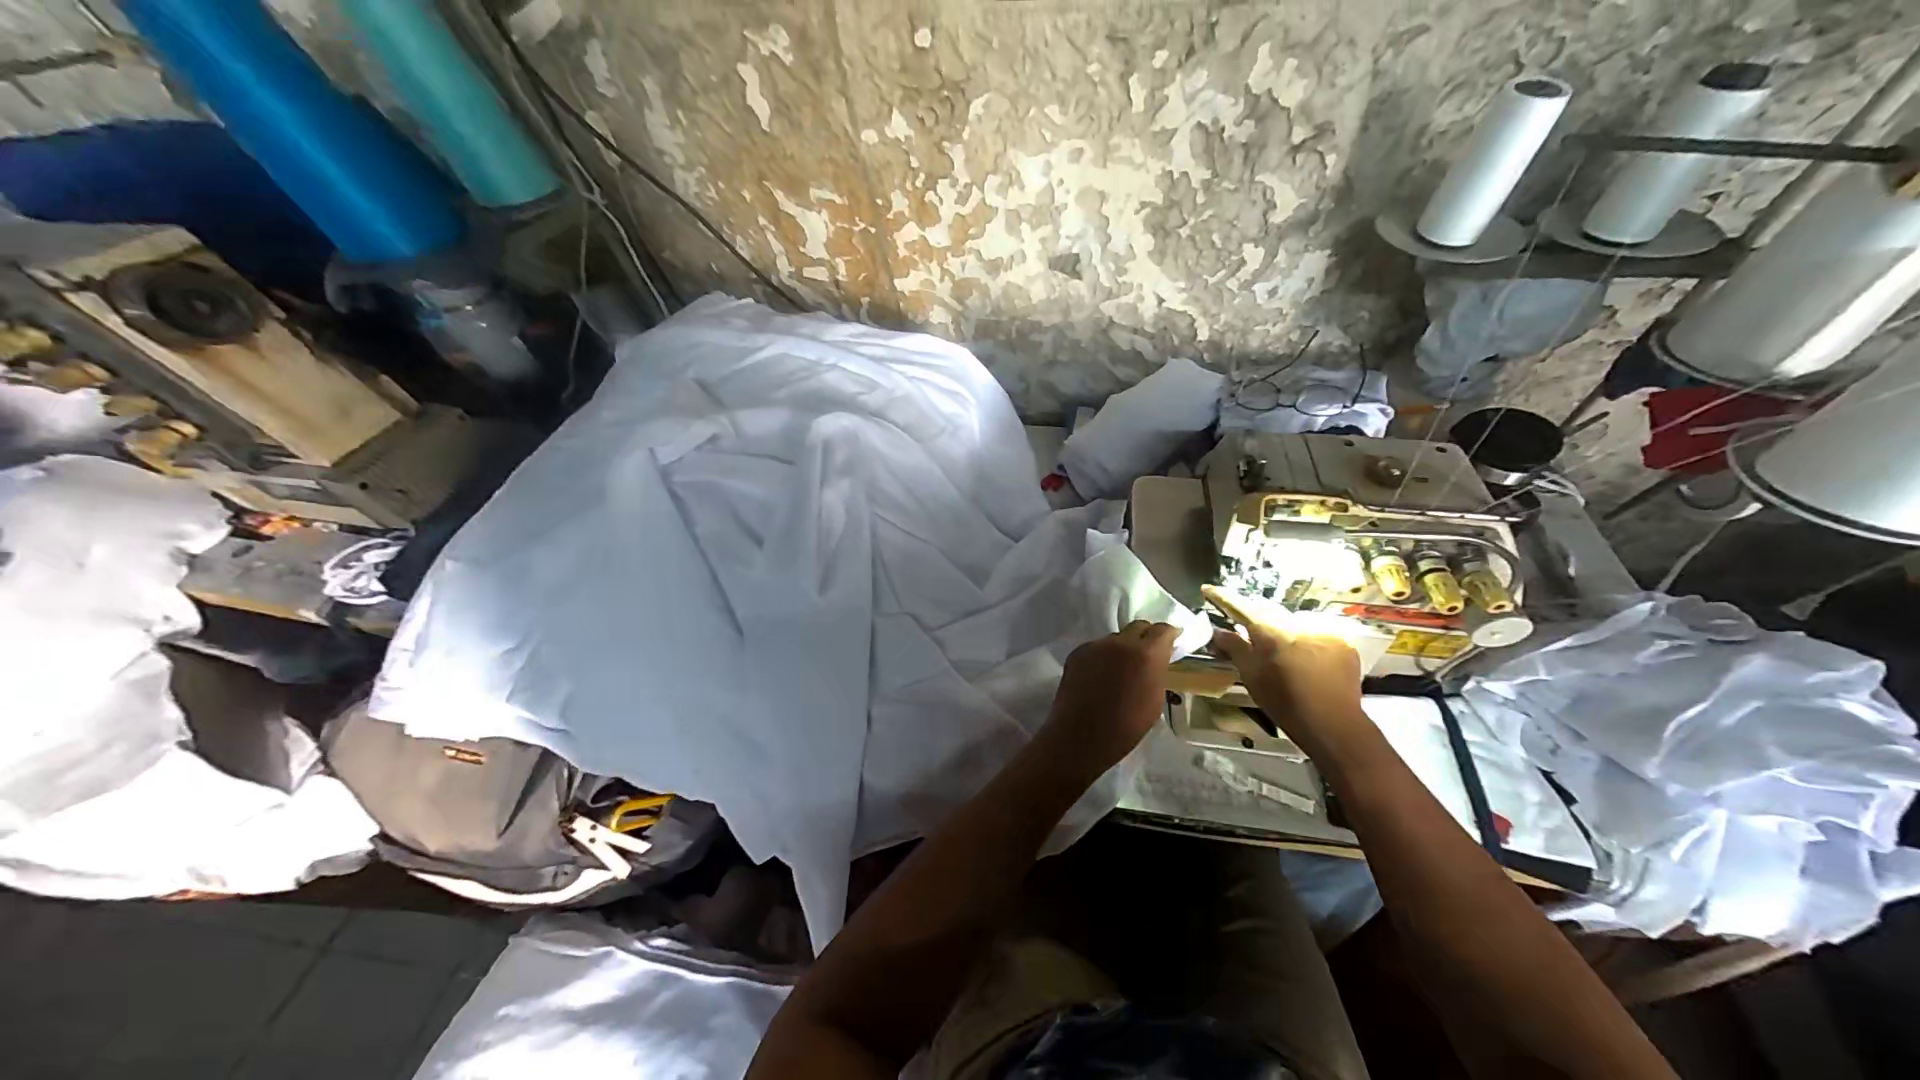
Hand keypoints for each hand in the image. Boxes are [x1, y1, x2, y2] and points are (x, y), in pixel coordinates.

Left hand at [1039, 620, 1179, 774]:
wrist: (1082, 735)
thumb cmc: (1126, 725)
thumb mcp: (1155, 699)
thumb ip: (1156, 672)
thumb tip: (1155, 661)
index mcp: (1146, 654)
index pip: (1163, 630)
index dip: (1170, 635)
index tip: (1172, 641)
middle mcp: (1121, 642)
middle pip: (1138, 627)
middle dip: (1146, 637)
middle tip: (1148, 653)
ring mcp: (1096, 645)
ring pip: (1115, 639)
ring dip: (1122, 648)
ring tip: (1120, 669)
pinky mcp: (1077, 653)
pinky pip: (1096, 649)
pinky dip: (1102, 657)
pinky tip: (1100, 676)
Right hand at [1202, 585, 1367, 757]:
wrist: (1333, 724)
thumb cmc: (1285, 703)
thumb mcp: (1251, 676)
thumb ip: (1234, 648)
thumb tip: (1218, 631)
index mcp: (1271, 632)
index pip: (1241, 606)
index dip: (1222, 597)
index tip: (1208, 590)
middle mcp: (1298, 623)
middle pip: (1268, 613)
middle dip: (1254, 618)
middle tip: (1243, 628)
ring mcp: (1324, 630)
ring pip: (1293, 622)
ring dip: (1282, 629)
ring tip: (1278, 648)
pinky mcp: (1342, 641)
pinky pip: (1316, 632)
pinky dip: (1305, 639)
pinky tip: (1304, 657)